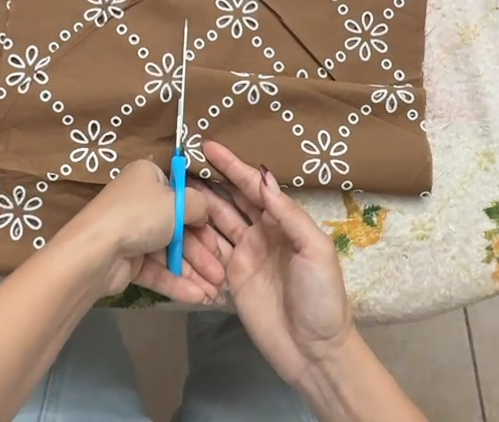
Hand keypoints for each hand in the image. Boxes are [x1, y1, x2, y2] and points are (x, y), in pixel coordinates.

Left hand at [52, 160, 225, 304]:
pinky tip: (197, 297)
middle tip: (222, 274)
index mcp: (149, 178)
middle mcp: (141, 202)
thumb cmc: (140, 215)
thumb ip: (198, 205)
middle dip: (202, 254)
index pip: (182, 196)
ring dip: (194, 272)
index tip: (220, 240)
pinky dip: (176, 283)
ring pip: (170, 253)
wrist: (96, 250)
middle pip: (179, 228)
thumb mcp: (177, 202)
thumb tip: (204, 211)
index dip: (203, 220)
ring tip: (215, 293)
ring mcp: (134, 233)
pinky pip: (157, 270)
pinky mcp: (128, 261)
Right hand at [188, 140, 356, 384]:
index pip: (253, 186)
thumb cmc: (323, 297)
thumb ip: (289, 213)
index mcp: (283, 222)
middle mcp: (261, 233)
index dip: (232, 166)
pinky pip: (210, 252)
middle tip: (183, 161)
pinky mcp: (231, 279)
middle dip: (210, 180)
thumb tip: (263, 176)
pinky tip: (178, 225)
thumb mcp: (315, 250)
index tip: (209, 146)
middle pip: (230, 199)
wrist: (316, 352)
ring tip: (175, 189)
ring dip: (198, 206)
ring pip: (216, 223)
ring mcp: (244, 255)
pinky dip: (195, 239)